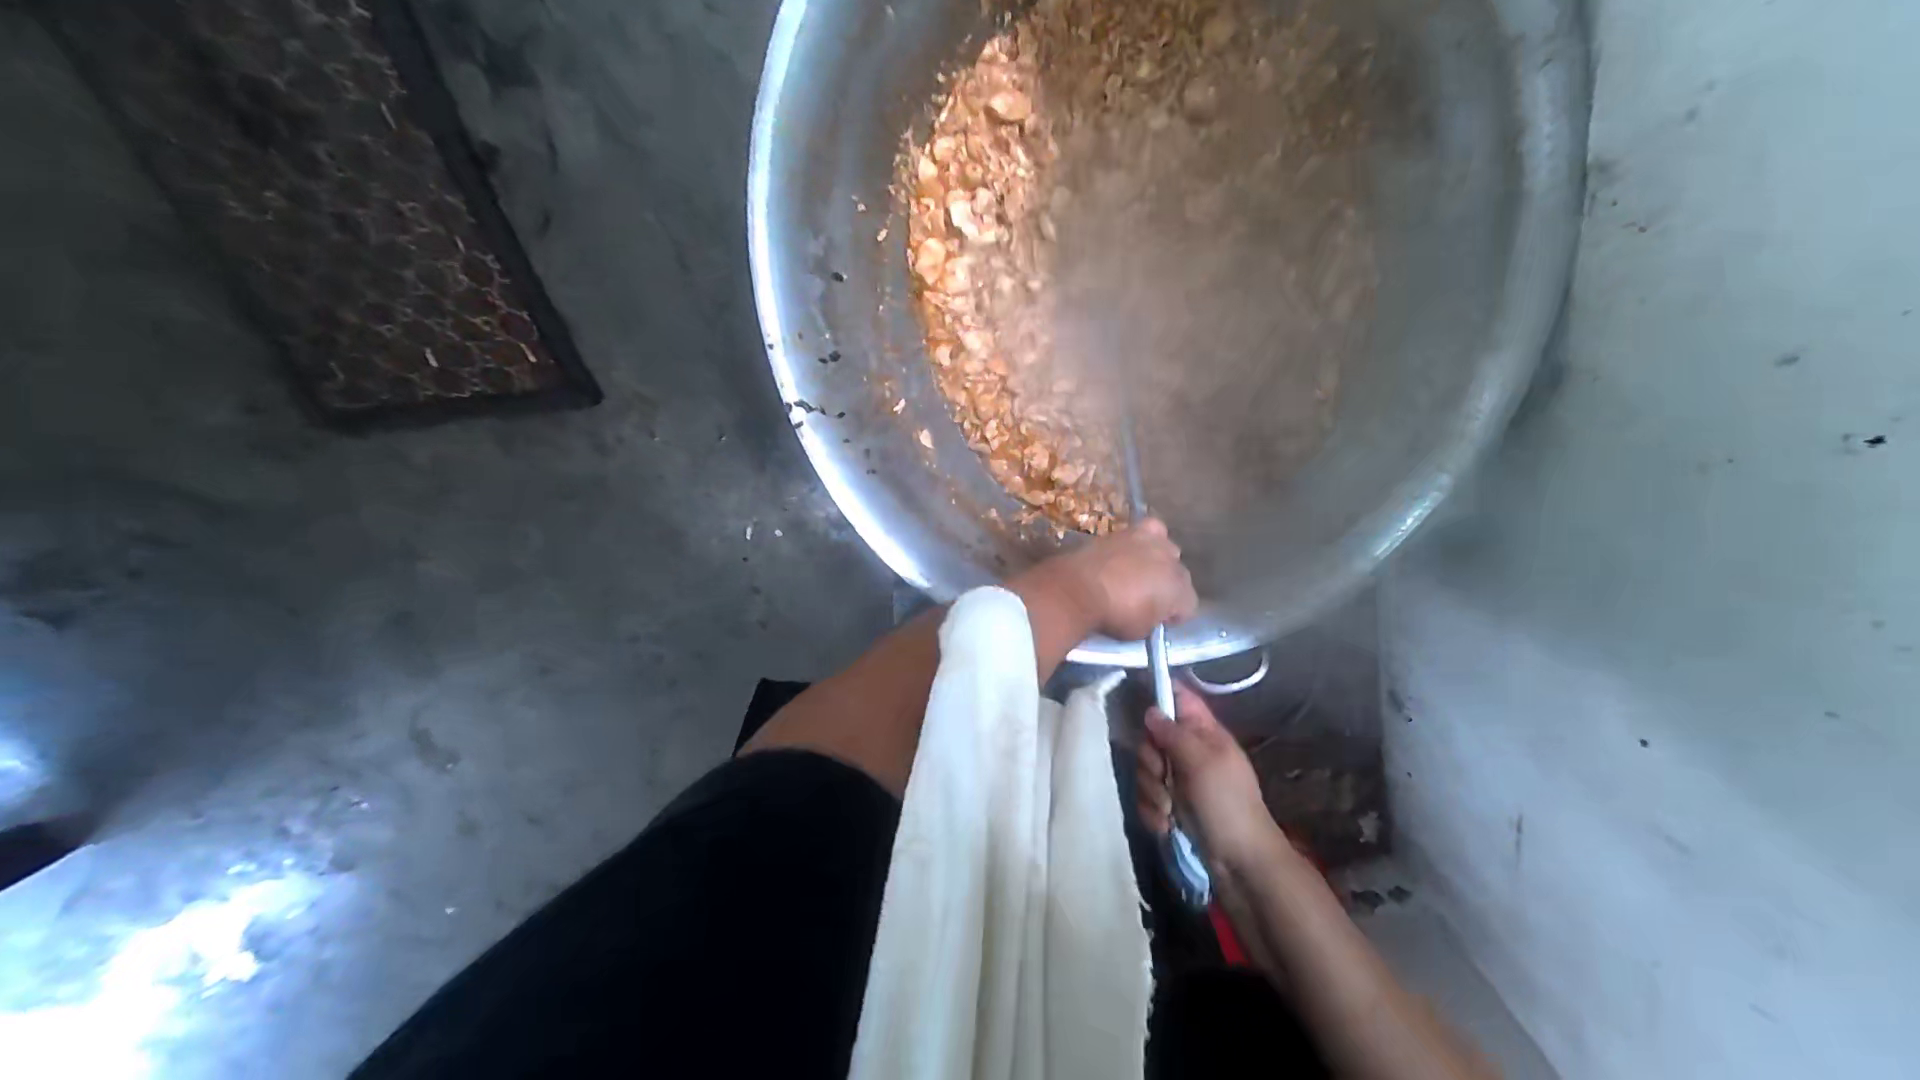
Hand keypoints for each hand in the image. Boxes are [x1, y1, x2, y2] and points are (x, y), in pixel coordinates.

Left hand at [1047, 518, 1197, 640]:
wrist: (1078, 589)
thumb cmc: (1111, 616)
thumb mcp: (1139, 630)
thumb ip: (1154, 619)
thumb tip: (1153, 613)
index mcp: (1180, 592)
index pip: (1189, 605)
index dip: (1173, 615)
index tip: (1158, 619)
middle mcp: (1174, 563)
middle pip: (1180, 575)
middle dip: (1167, 586)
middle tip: (1145, 596)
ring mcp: (1154, 543)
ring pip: (1168, 550)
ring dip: (1157, 561)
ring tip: (1137, 571)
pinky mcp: (1133, 530)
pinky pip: (1152, 529)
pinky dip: (1147, 538)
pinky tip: (1134, 548)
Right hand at [1135, 682, 1282, 870]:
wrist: (1239, 863)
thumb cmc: (1227, 804)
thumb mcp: (1201, 762)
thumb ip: (1172, 733)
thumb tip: (1151, 710)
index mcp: (1204, 734)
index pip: (1179, 698)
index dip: (1160, 694)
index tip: (1141, 704)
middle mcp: (1189, 753)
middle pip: (1150, 738)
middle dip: (1150, 762)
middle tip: (1164, 777)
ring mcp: (1179, 781)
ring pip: (1144, 771)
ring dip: (1152, 793)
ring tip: (1170, 811)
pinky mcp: (1169, 806)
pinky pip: (1145, 798)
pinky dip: (1153, 813)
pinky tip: (1167, 826)